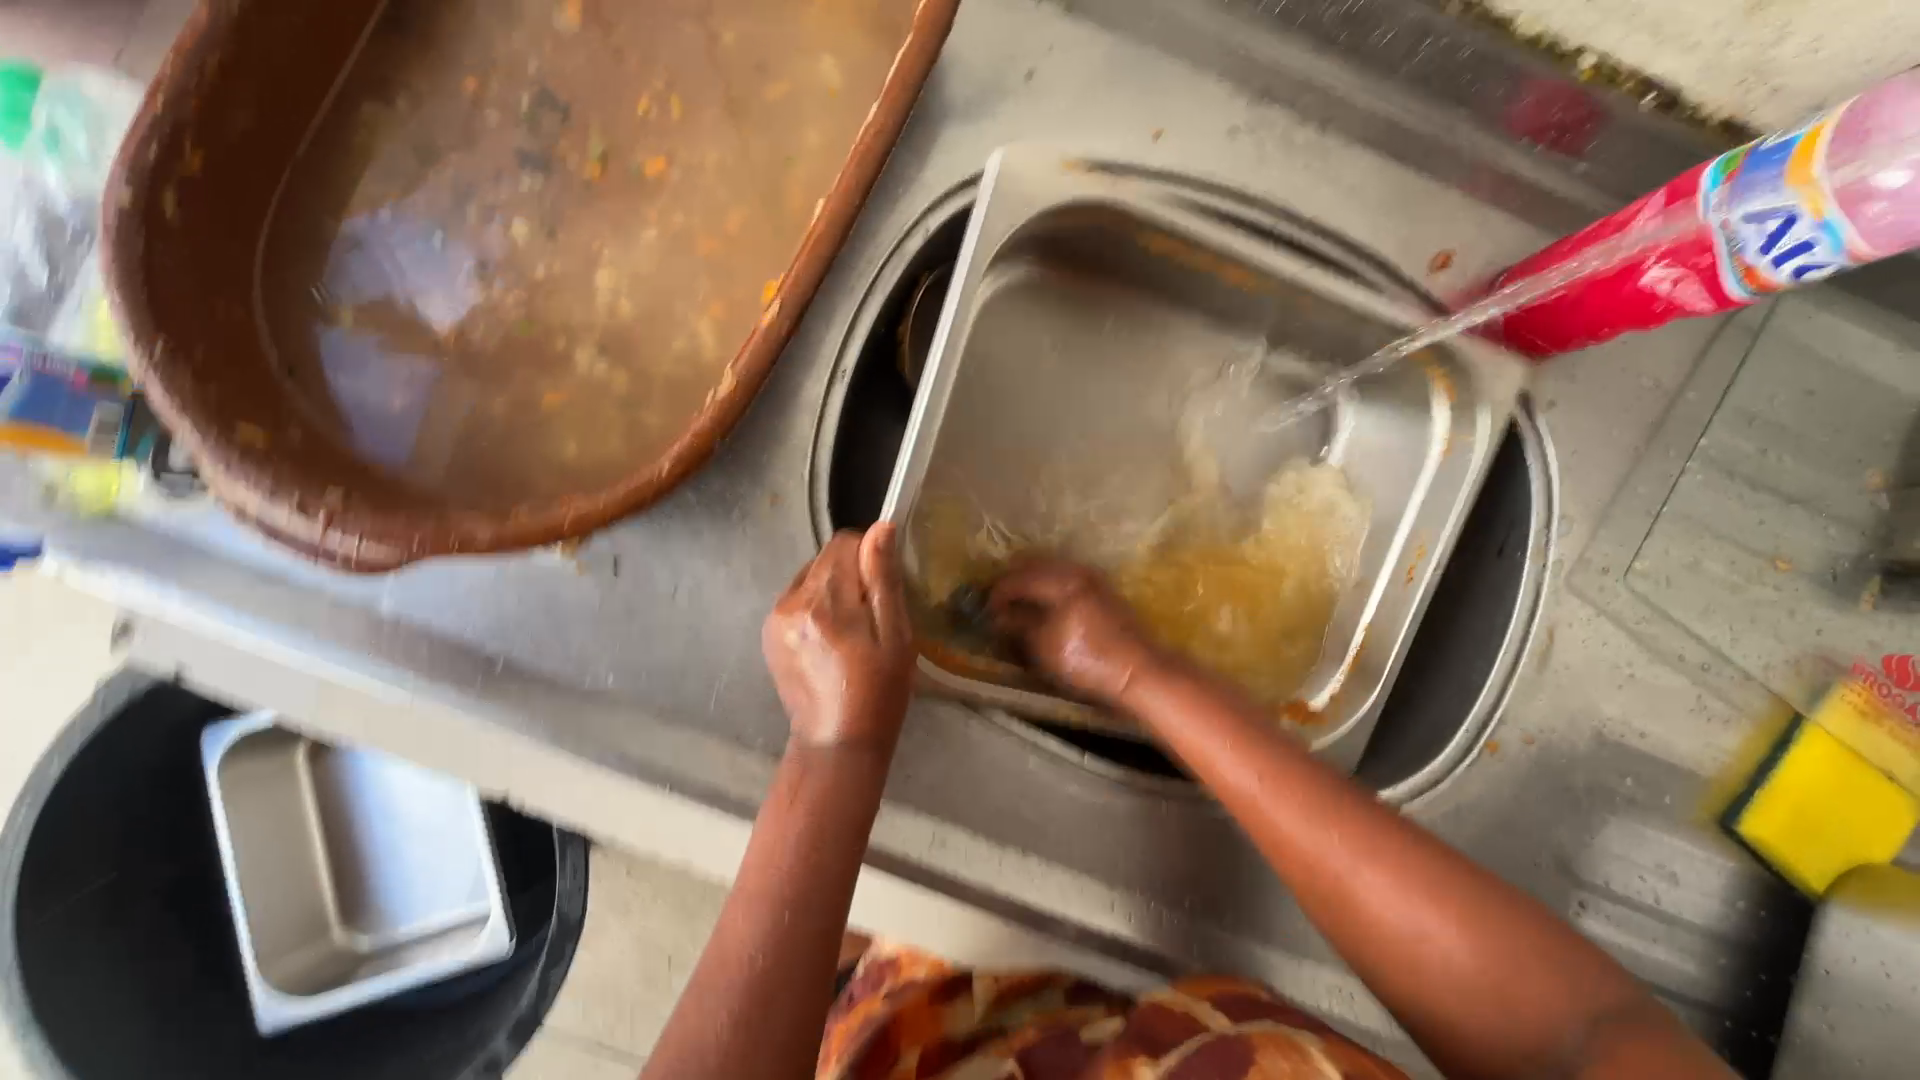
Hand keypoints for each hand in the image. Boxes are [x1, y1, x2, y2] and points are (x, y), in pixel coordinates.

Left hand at [762, 525, 915, 748]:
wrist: (836, 742)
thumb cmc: (879, 692)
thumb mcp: (896, 637)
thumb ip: (884, 580)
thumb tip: (881, 528)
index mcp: (826, 601)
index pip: (845, 543)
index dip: (870, 556)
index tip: (883, 588)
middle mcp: (792, 601)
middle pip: (825, 558)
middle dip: (851, 575)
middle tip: (870, 617)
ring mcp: (775, 618)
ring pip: (810, 577)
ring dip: (832, 590)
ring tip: (850, 631)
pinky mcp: (768, 633)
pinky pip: (796, 598)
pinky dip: (815, 607)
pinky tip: (830, 640)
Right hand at [989, 557, 1165, 704]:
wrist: (1139, 671)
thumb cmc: (1087, 661)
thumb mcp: (1044, 647)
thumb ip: (1018, 625)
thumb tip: (999, 615)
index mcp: (1059, 580)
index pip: (1015, 579)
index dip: (996, 595)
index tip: (986, 612)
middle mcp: (1075, 570)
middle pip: (1032, 564)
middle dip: (1012, 582)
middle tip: (999, 605)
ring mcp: (1092, 577)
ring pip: (1050, 568)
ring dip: (1031, 582)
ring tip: (1020, 607)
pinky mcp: (1102, 589)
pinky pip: (1066, 576)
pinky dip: (1049, 586)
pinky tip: (1045, 606)